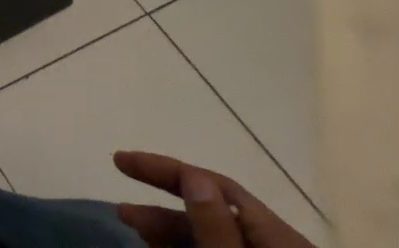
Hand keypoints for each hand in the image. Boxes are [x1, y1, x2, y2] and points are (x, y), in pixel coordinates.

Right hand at [114, 151, 315, 247]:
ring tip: (133, 226)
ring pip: (213, 232)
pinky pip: (219, 247)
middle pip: (213, 208)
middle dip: (162, 202)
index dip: (166, 168)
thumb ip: (215, 225)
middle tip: (121, 206)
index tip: (120, 161)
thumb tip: (192, 175)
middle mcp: (276, 239)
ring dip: (169, 225)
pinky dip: (187, 242)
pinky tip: (160, 244)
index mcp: (278, 232)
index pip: (216, 183)